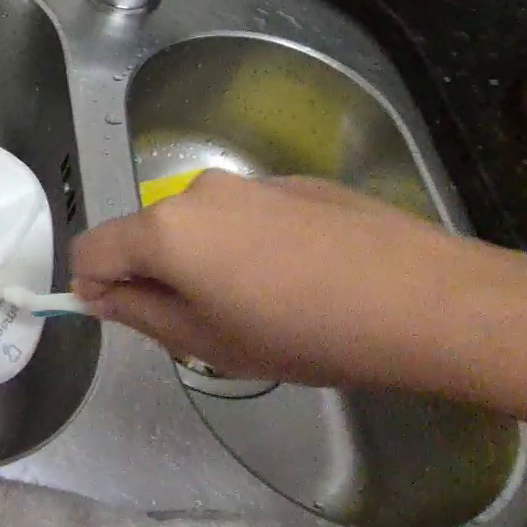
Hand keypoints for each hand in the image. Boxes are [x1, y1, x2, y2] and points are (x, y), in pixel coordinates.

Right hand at [70, 170, 500, 388]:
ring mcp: (249, 183)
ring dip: (202, 258)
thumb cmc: (308, 333)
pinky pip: (246, 215)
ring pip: (197, 223)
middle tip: (197, 321)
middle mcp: (196, 193)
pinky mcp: (297, 184)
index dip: (91, 285)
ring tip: (261, 301)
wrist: (436, 303)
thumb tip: (103, 296)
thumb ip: (139, 314)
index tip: (117, 315)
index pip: (91, 250)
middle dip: (152, 273)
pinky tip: (303, 278)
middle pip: (144, 233)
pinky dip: (249, 243)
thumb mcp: (209, 342)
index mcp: (164, 231)